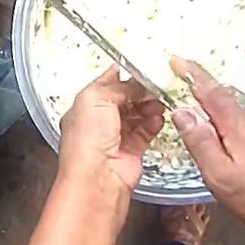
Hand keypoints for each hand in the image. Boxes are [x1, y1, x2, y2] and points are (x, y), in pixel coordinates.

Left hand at [57, 67, 166, 205]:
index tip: (144, 67)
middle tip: (157, 84)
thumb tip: (135, 81)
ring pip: (137, 114)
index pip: (106, 84)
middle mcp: (98, 121)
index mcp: (84, 106)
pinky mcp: (131, 150)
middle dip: (141, 90)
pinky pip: (146, 131)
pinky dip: (154, 122)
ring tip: (160, 100)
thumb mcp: (96, 99)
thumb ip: (117, 86)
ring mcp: (115, 136)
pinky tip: (161, 116)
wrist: (97, 177)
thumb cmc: (87, 139)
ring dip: (150, 105)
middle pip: (125, 98)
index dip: (123, 74)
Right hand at [169, 57, 244, 239]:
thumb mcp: (218, 173)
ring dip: (226, 133)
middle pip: (226, 109)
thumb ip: (200, 141)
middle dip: (206, 112)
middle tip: (191, 128)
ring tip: (220, 160)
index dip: (192, 75)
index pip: (211, 92)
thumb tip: (183, 113)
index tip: (178, 62)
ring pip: (242, 126)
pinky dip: (244, 144)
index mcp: (239, 126)